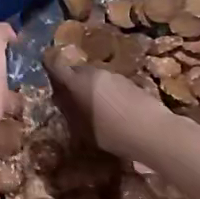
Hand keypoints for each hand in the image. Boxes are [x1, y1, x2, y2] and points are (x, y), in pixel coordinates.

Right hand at [43, 49, 175, 161]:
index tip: (45, 70)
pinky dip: (106, 93)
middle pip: (77, 72)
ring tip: (92, 107)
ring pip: (95, 78)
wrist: (154, 132)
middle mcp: (95, 73)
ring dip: (91, 88)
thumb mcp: (83, 128)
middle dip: (72, 82)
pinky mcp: (131, 83)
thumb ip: (70, 110)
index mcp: (78, 82)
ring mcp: (115, 76)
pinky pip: (110, 84)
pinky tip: (112, 110)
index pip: (56, 66)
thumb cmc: (112, 133)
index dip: (49, 66)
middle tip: (70, 99)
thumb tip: (60, 99)